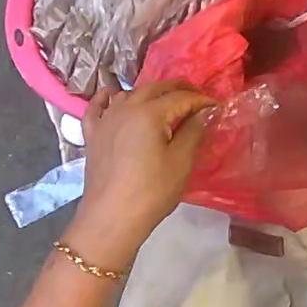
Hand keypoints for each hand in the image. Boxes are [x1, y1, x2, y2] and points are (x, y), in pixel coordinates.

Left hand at [63, 79, 215, 270]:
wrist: (111, 217)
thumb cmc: (151, 191)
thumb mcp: (180, 162)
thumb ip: (193, 132)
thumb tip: (202, 113)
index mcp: (149, 113)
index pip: (180, 98)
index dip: (200, 99)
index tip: (215, 104)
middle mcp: (125, 108)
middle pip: (153, 89)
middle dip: (176, 89)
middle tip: (195, 95)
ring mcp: (105, 120)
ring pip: (127, 94)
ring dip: (148, 93)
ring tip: (163, 102)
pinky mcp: (92, 135)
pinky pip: (97, 107)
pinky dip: (107, 98)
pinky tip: (113, 97)